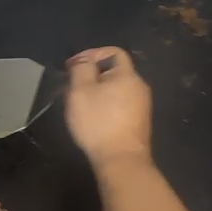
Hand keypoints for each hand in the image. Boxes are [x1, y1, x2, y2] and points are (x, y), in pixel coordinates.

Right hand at [63, 47, 151, 167]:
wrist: (121, 159)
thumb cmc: (98, 121)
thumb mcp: (81, 90)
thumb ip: (81, 68)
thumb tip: (84, 59)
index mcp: (127, 75)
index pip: (113, 52)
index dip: (91, 53)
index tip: (71, 67)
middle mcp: (138, 86)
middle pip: (113, 71)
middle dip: (90, 75)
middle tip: (70, 86)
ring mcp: (141, 105)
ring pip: (115, 88)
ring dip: (96, 91)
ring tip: (78, 103)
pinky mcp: (138, 121)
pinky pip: (119, 103)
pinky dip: (104, 104)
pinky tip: (91, 117)